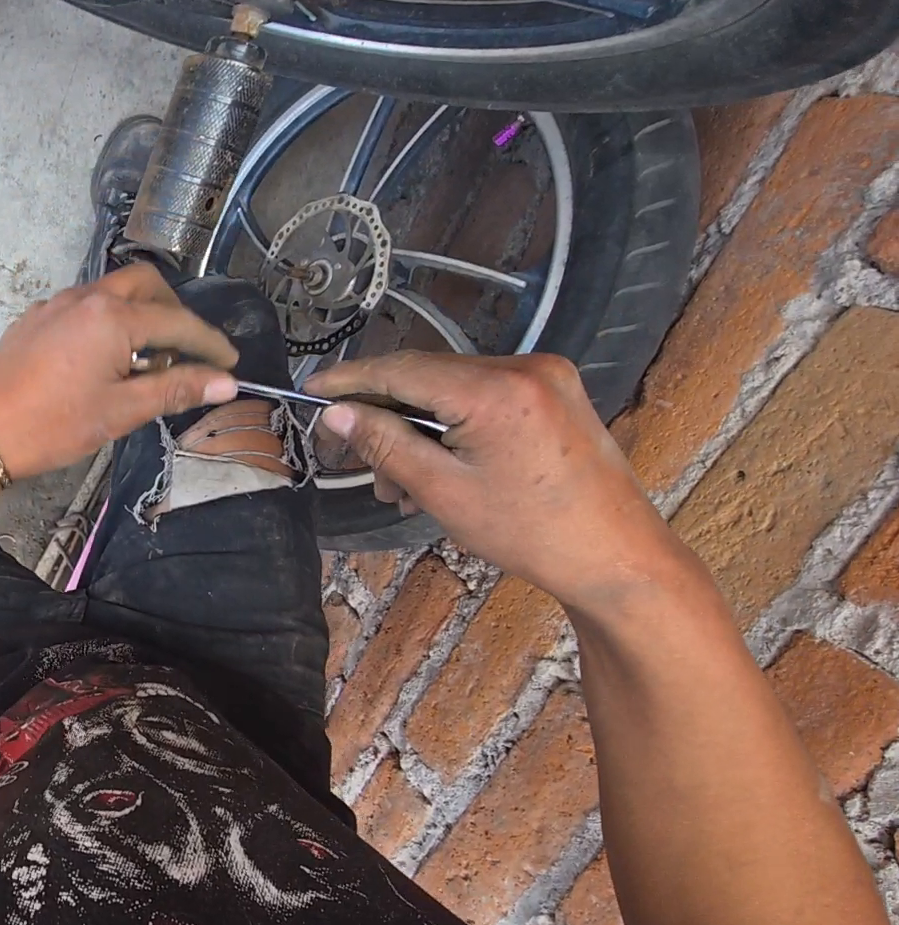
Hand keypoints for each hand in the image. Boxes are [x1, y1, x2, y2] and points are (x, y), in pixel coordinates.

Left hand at [0, 263, 238, 479]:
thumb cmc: (54, 426)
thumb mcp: (121, 411)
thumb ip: (175, 390)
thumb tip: (226, 382)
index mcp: (111, 317)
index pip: (177, 323)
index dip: (208, 343)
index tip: (228, 363)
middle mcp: (84, 298)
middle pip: (145, 285)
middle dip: (173, 311)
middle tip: (184, 350)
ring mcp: (53, 305)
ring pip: (110, 293)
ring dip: (137, 314)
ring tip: (143, 358)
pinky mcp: (32, 319)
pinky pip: (80, 307)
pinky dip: (104, 322)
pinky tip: (101, 357)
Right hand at [305, 352, 685, 609]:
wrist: (615, 556)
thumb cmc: (527, 530)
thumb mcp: (440, 490)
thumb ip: (384, 443)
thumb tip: (337, 413)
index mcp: (496, 391)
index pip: (401, 369)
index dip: (348, 379)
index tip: (310, 390)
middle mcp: (523, 368)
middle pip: (423, 377)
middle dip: (382, 416)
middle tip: (354, 459)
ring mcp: (542, 377)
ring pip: (446, 390)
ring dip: (412, 429)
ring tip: (402, 485)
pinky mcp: (551, 393)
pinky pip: (476, 397)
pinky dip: (445, 427)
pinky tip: (434, 467)